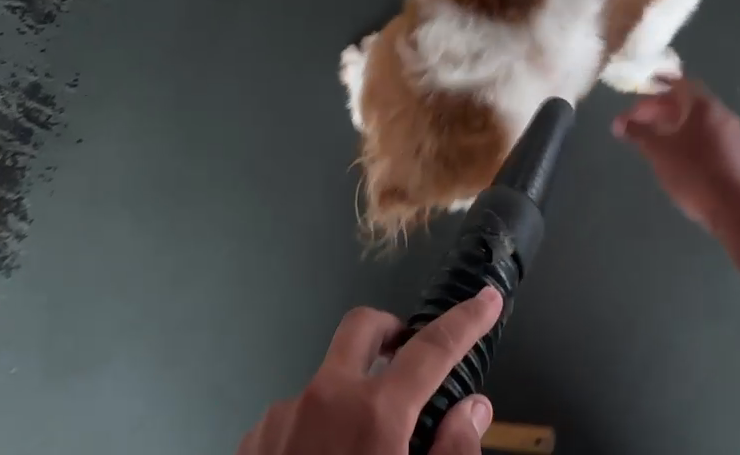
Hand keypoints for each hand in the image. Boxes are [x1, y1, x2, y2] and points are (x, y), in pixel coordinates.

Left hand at [237, 287, 501, 454]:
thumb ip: (454, 453)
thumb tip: (471, 409)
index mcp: (374, 413)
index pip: (433, 349)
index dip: (467, 321)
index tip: (487, 300)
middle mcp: (324, 399)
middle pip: (362, 327)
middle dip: (391, 330)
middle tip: (409, 355)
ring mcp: (281, 417)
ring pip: (325, 381)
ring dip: (350, 397)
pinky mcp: (252, 442)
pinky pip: (294, 417)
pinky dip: (316, 429)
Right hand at [613, 76, 739, 229]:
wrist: (737, 211)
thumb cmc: (694, 172)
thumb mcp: (658, 151)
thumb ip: (638, 132)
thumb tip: (620, 122)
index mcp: (704, 105)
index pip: (677, 84)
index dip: (656, 85)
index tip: (641, 88)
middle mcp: (721, 114)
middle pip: (686, 103)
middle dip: (658, 110)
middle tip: (636, 122)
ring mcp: (732, 135)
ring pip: (696, 122)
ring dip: (672, 126)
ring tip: (651, 141)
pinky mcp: (736, 156)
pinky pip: (707, 137)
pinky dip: (687, 139)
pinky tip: (674, 157)